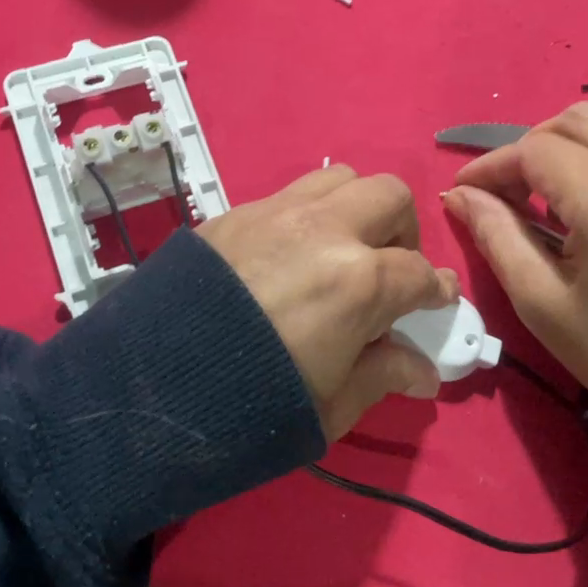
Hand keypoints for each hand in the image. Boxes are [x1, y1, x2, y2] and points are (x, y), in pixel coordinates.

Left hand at [197, 166, 458, 439]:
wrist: (151, 388)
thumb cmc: (253, 406)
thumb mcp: (331, 405)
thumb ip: (382, 375)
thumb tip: (423, 371)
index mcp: (360, 280)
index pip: (421, 273)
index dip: (435, 292)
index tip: (434, 302)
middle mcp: (325, 230)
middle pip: (389, 197)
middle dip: (402, 232)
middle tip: (388, 270)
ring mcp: (275, 213)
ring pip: (338, 179)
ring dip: (354, 209)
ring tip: (340, 252)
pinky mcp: (234, 214)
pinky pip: (287, 195)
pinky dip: (306, 217)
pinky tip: (287, 258)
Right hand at [443, 103, 587, 405]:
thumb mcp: (540, 304)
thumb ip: (496, 236)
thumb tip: (461, 195)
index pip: (537, 150)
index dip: (493, 165)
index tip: (469, 190)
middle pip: (582, 120)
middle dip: (535, 145)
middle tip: (516, 188)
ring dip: (585, 143)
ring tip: (566, 188)